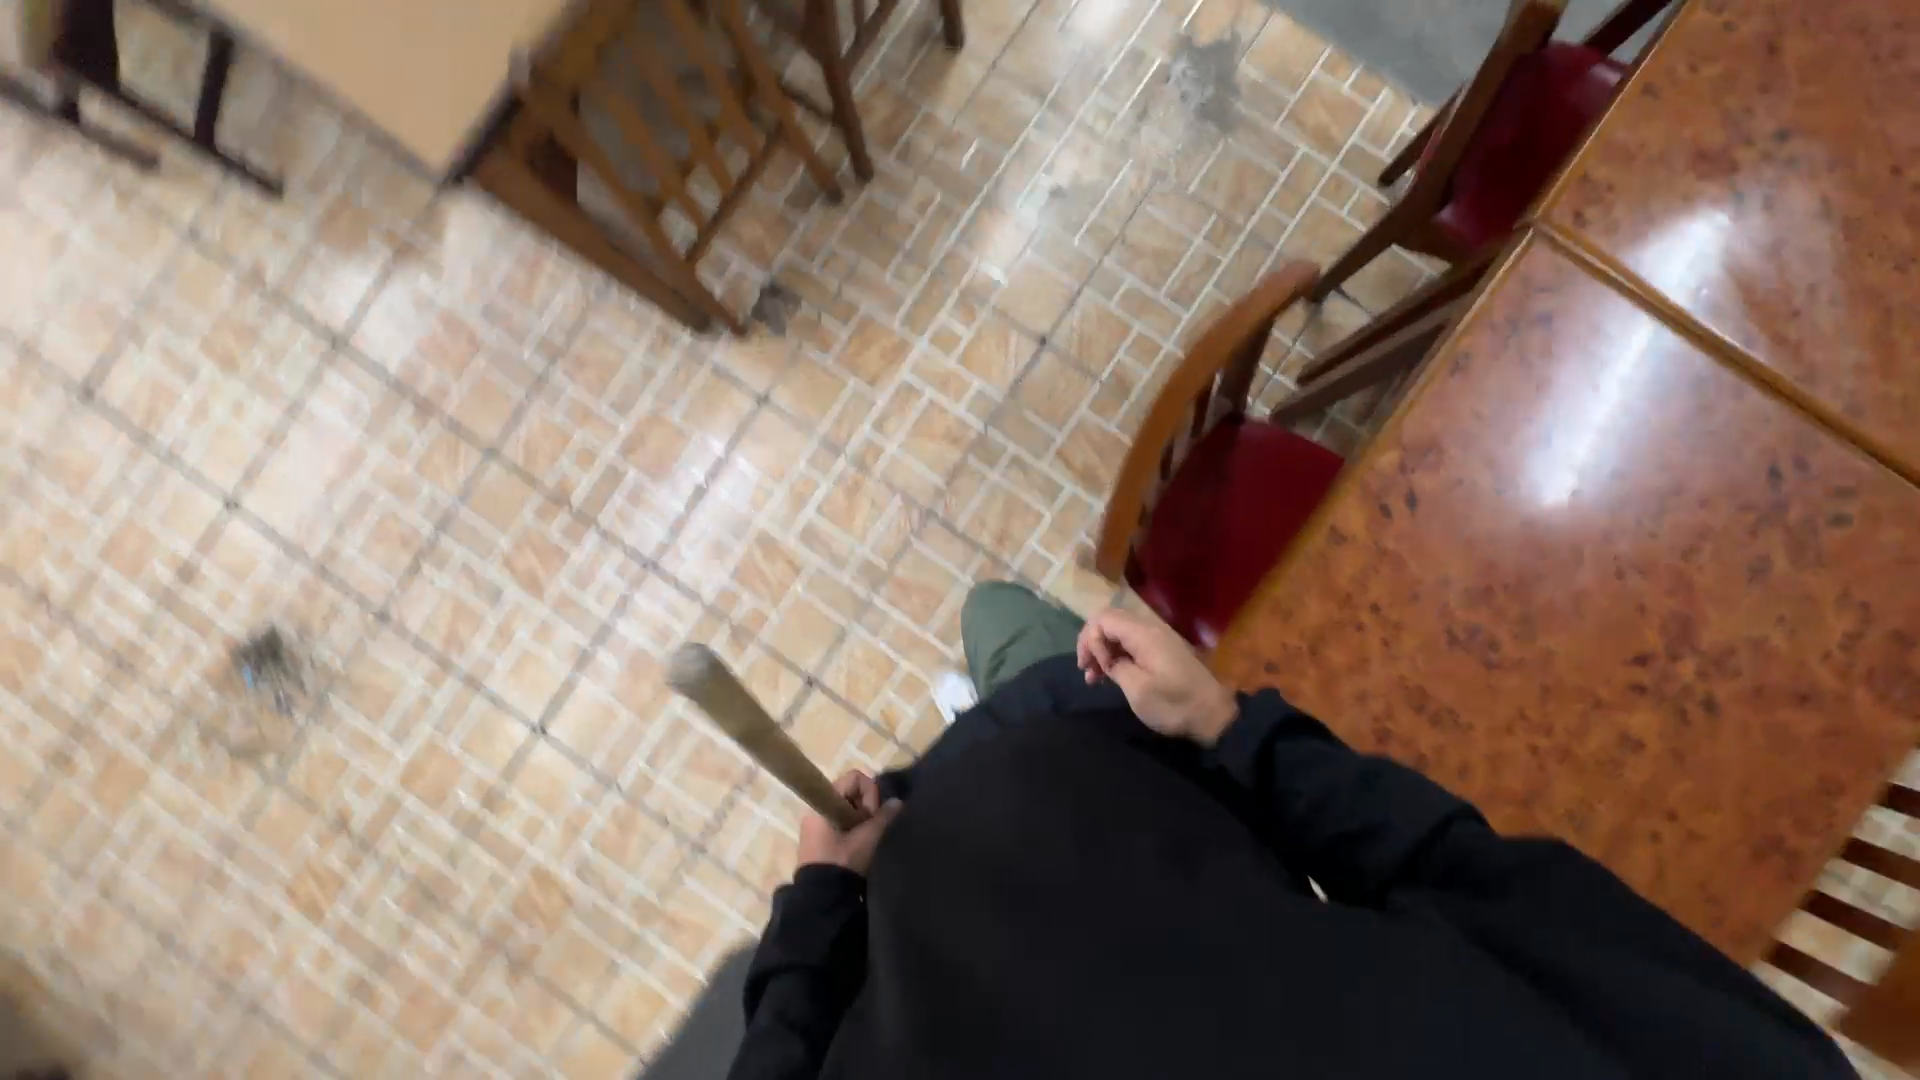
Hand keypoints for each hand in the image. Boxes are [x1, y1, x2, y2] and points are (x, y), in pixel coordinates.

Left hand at [797, 771, 903, 874]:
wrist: (820, 897)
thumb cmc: (842, 861)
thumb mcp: (867, 839)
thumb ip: (884, 817)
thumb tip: (897, 801)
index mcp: (824, 802)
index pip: (854, 777)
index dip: (869, 792)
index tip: (871, 816)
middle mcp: (816, 807)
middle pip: (850, 791)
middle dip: (866, 807)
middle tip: (869, 829)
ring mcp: (815, 822)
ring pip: (846, 807)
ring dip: (860, 819)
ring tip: (863, 839)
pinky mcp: (817, 836)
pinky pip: (839, 820)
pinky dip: (851, 827)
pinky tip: (856, 845)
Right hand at [1076, 607, 1238, 745]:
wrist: (1215, 716)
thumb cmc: (1175, 704)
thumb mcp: (1138, 689)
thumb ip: (1115, 666)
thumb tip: (1107, 657)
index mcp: (1143, 634)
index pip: (1103, 619)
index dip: (1089, 639)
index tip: (1091, 666)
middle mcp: (1150, 629)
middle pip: (1110, 622)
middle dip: (1092, 644)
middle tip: (1086, 670)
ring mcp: (1158, 640)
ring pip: (1120, 633)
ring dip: (1103, 651)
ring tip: (1094, 677)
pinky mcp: (1163, 652)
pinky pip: (1132, 644)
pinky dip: (1118, 656)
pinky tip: (1112, 675)